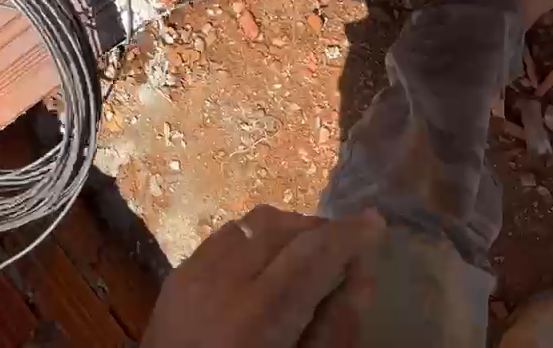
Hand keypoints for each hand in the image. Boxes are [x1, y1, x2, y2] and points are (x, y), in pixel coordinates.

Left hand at [140, 206, 385, 347]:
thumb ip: (335, 329)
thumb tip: (361, 273)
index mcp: (257, 316)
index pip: (312, 252)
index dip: (348, 235)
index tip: (375, 224)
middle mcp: (221, 280)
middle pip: (282, 228)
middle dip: (320, 230)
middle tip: (347, 247)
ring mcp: (193, 273)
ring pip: (252, 223)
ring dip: (288, 229)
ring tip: (311, 252)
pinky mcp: (177, 275)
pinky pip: (225, 236)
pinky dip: (256, 237)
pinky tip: (270, 260)